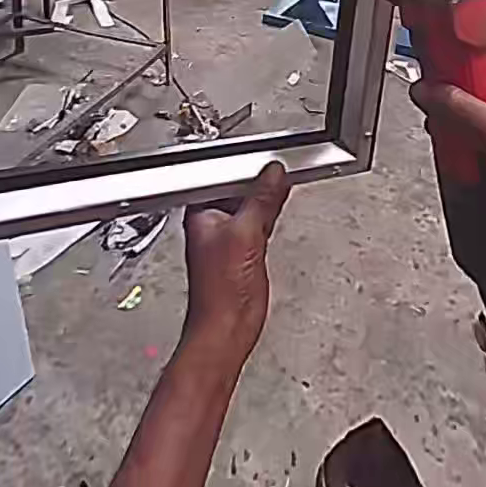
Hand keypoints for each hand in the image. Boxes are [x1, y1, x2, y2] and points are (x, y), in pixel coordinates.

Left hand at [181, 162, 291, 359]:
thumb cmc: (218, 292)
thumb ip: (261, 200)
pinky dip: (273, 208)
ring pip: (253, 201)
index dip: (245, 166)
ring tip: (284, 177)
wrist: (228, 328)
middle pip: (240, 187)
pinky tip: (282, 197)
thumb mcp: (245, 232)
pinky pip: (262, 217)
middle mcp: (214, 221)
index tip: (265, 158)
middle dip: (259, 178)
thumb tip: (273, 174)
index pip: (224, 176)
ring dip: (268, 192)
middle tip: (279, 165)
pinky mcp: (247, 246)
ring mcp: (231, 234)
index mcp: (201, 212)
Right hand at [408, 30, 485, 234]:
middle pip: (483, 52)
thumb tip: (424, 89)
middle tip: (439, 88)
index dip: (461, 24)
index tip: (437, 37)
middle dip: (457, 70)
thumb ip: (454, 107)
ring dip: (465, 96)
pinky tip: (470, 135)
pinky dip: (479, 112)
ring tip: (452, 119)